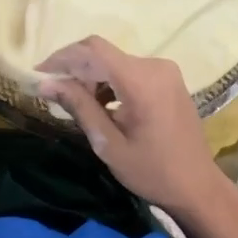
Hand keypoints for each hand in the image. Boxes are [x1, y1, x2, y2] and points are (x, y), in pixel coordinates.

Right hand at [36, 36, 232, 215]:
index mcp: (141, 80)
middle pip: (103, 55)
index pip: (93, 50)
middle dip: (75, 70)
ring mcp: (164, 71)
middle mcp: (154, 66)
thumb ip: (79, 107)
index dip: (63, 56)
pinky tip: (101, 105)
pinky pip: (130, 70)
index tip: (40, 73)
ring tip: (76, 104)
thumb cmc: (152, 171)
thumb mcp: (108, 143)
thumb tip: (46, 83)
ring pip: (115, 62)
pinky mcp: (168, 79)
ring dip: (92, 77)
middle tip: (54, 94)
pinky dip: (111, 82)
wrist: (197, 186)